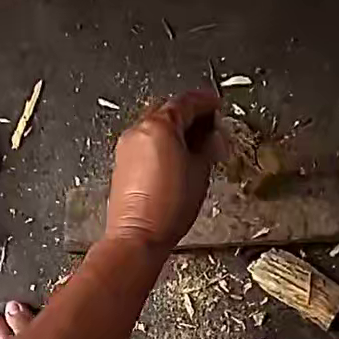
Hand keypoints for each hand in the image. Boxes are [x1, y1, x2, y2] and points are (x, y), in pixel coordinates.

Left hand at [104, 89, 223, 249]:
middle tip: (209, 128)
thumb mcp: (200, 172)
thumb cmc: (167, 208)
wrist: (137, 237)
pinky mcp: (121, 166)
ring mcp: (127, 148)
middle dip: (190, 117)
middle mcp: (138, 132)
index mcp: (159, 126)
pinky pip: (144, 146)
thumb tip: (211, 136)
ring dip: (174, 132)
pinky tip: (174, 161)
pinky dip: (160, 146)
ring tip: (194, 148)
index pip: (187, 102)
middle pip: (168, 112)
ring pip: (154, 129)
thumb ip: (207, 146)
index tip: (216, 106)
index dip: (206, 103)